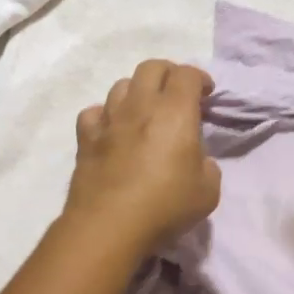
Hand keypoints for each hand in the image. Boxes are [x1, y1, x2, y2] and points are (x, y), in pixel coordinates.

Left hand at [64, 60, 220, 249]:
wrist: (109, 225)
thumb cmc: (165, 206)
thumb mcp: (208, 192)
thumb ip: (208, 167)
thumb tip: (198, 161)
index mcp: (174, 112)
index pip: (187, 74)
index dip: (200, 78)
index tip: (207, 94)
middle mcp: (140, 106)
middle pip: (151, 67)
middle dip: (169, 74)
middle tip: (178, 95)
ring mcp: (109, 120)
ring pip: (121, 85)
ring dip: (138, 92)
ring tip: (145, 112)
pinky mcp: (85, 139)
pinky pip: (94, 112)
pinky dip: (106, 115)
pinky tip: (112, 131)